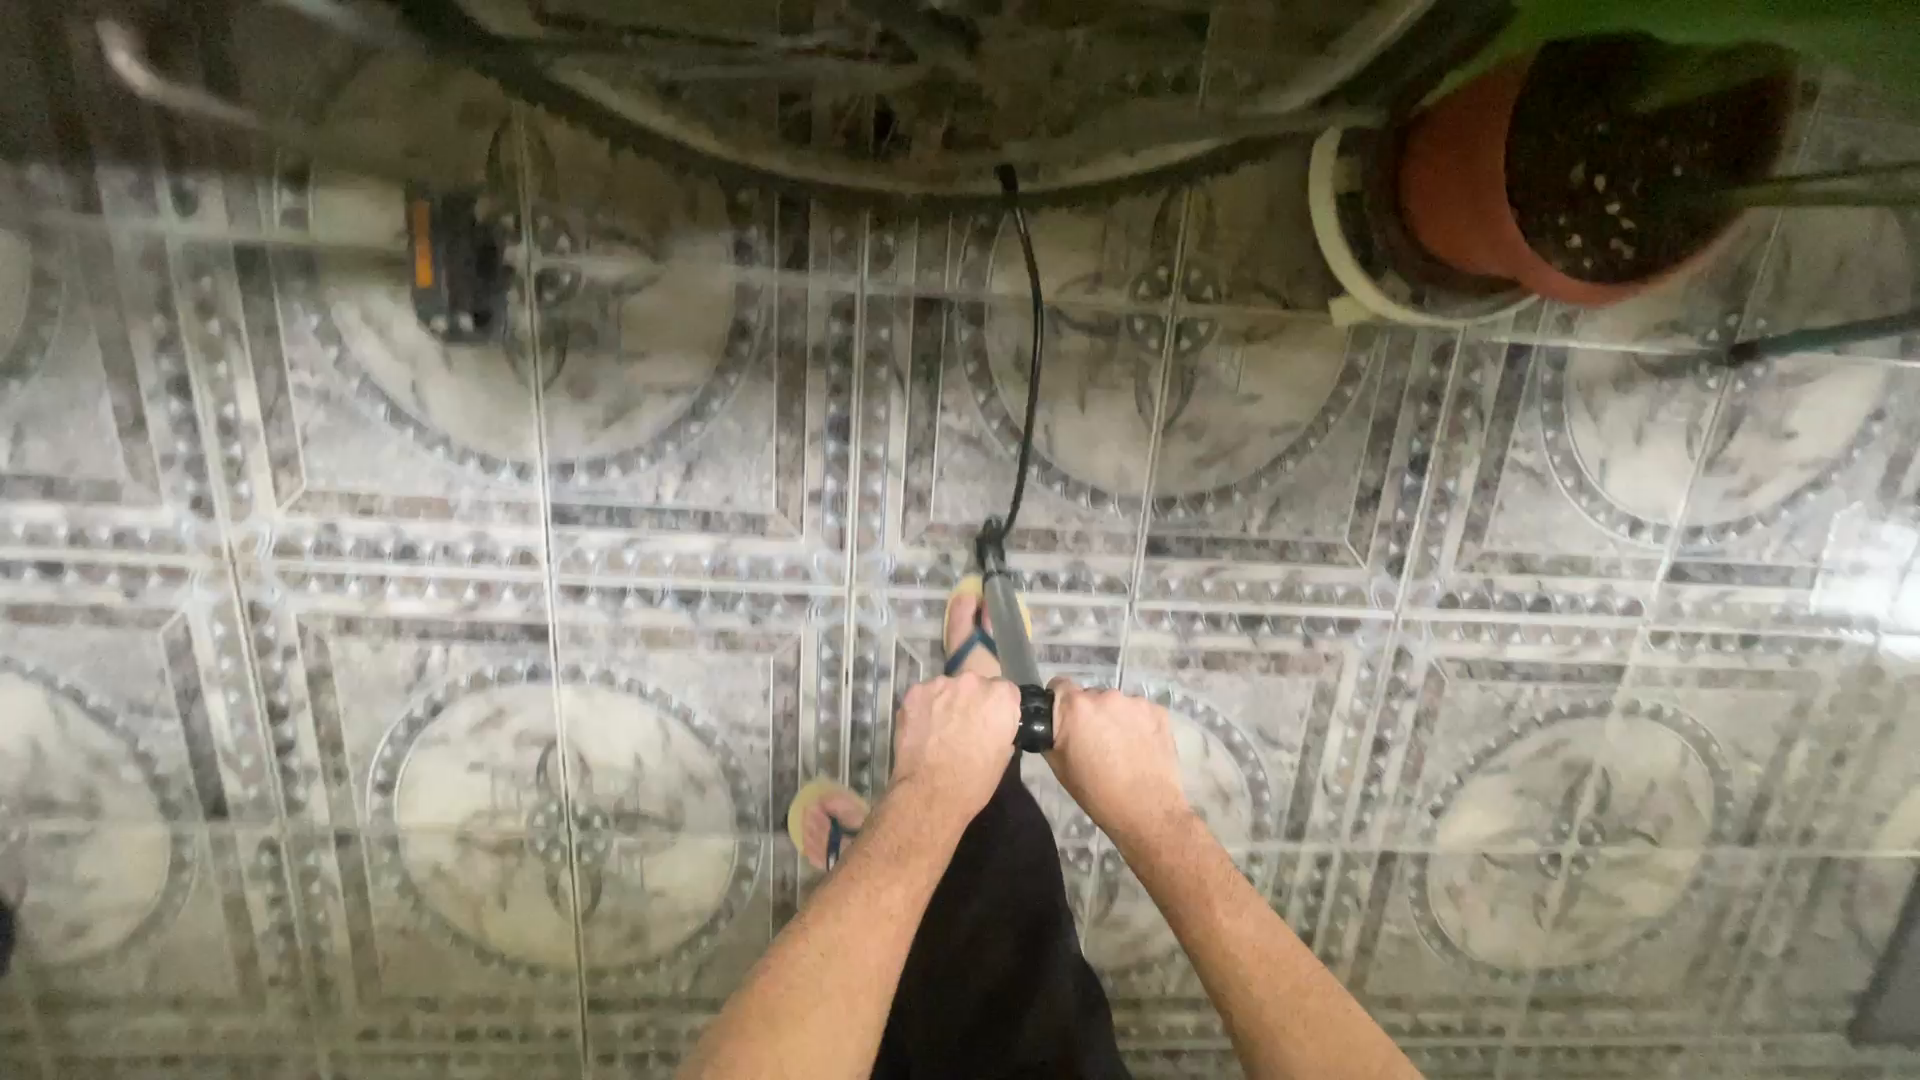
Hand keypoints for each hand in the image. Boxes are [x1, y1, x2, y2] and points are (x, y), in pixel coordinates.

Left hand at [890, 672, 1020, 830]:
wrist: (930, 793)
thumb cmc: (974, 781)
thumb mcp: (1003, 754)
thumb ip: (1001, 727)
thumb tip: (993, 724)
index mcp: (1000, 696)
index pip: (1004, 690)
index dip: (996, 707)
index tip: (989, 721)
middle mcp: (973, 682)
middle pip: (975, 684)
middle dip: (971, 700)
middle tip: (963, 725)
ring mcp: (941, 684)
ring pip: (947, 688)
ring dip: (946, 702)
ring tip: (939, 730)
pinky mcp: (915, 692)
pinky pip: (924, 696)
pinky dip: (924, 708)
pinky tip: (921, 729)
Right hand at [1044, 678, 1192, 848]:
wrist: (1146, 811)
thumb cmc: (1096, 792)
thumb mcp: (1058, 765)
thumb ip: (1052, 733)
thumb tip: (1052, 723)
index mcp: (1075, 706)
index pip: (1059, 685)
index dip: (1060, 701)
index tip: (1065, 719)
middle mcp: (1104, 695)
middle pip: (1090, 696)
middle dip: (1090, 714)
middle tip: (1095, 741)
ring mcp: (1135, 702)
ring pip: (1117, 704)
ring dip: (1115, 718)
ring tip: (1122, 747)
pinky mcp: (1158, 711)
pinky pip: (1140, 711)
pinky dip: (1138, 724)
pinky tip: (1140, 747)